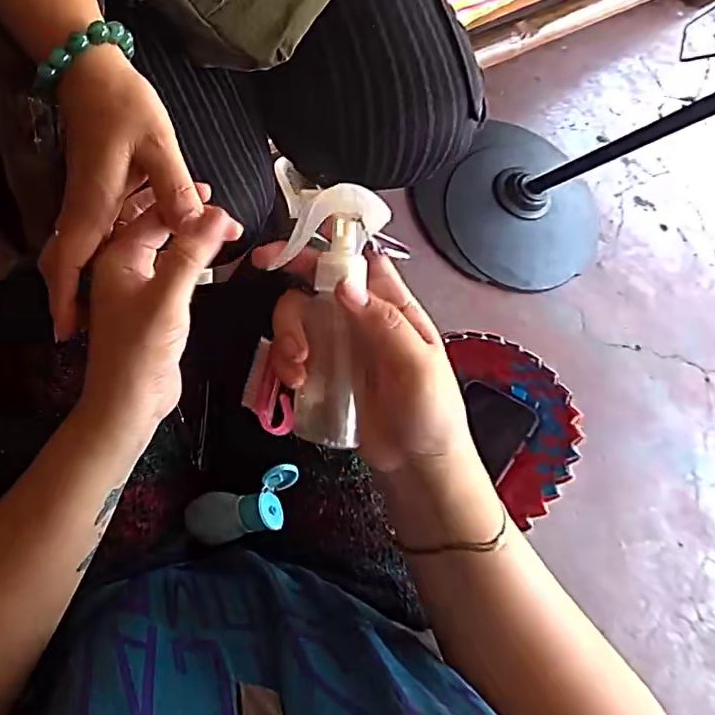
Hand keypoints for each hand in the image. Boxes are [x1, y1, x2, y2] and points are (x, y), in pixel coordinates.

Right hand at [40, 47, 202, 339]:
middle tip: (86, 328)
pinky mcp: (91, 192)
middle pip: (66, 263)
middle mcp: (81, 210)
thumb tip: (196, 231)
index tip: (65, 332)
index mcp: (94, 205)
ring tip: (107, 301)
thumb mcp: (158, 145)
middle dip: (72, 298)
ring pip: (80, 250)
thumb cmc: (123, 105)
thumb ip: (176, 190)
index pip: (69, 261)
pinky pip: (94, 232)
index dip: (63, 298)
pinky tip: (138, 254)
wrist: (91, 74)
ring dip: (91, 277)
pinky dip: (109, 250)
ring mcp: (83, 201)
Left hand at [83, 202, 241, 422]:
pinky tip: (202, 256)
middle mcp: (119, 266)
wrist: (126, 402)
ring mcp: (131, 285)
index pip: (153, 216)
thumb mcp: (168, 298)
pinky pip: (166, 268)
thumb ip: (191, 254)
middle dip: (187, 215)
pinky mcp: (145, 304)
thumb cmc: (138, 352)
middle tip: (224, 212)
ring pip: (161, 247)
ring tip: (219, 227)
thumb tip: (216, 214)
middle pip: (154, 227)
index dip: (187, 206)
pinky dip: (185, 258)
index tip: (221, 203)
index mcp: (115, 257)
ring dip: (188, 236)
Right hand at [250, 242, 475, 475]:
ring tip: (298, 368)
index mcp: (390, 306)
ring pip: (292, 316)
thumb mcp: (419, 367)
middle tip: (284, 318)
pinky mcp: (317, 367)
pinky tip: (296, 383)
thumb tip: (345, 285)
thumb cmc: (432, 414)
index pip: (354, 262)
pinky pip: (287, 351)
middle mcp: (356, 317)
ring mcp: (334, 342)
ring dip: (285, 337)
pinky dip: (282, 362)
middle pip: (309, 286)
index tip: (286, 252)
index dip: (322, 248)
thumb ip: (385, 323)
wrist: (416, 466)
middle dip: (289, 297)